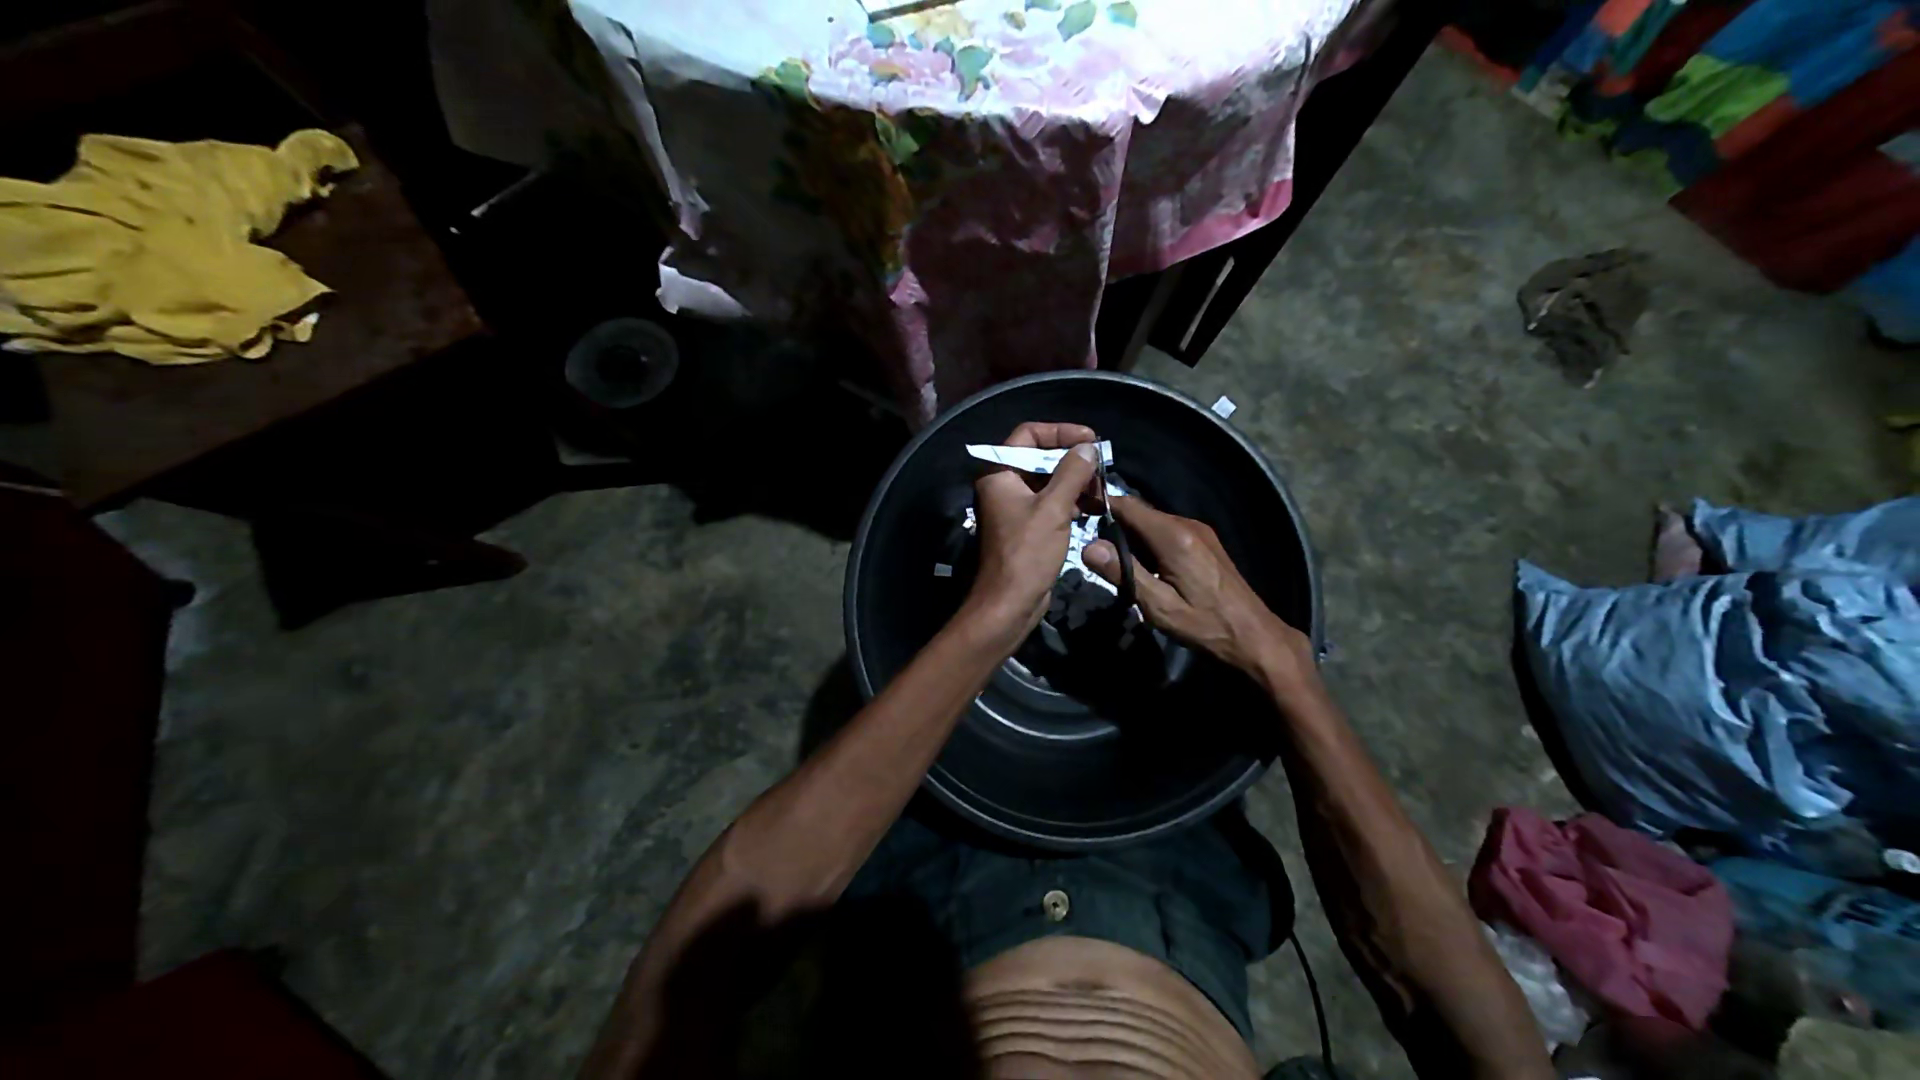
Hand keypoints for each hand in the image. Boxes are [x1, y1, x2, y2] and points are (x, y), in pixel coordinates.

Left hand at [966, 422, 1101, 642]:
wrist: (1009, 602)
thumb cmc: (1026, 552)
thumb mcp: (1054, 508)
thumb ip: (1072, 473)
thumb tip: (1088, 447)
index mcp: (999, 472)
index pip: (1028, 434)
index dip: (1060, 432)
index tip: (1090, 439)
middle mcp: (1002, 484)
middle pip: (1040, 457)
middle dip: (1072, 461)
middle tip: (1101, 469)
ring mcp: (1014, 506)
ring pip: (1048, 481)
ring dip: (1075, 482)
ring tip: (1101, 492)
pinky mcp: (1025, 526)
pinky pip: (1050, 502)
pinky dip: (1070, 501)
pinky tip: (1092, 509)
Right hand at [1083, 496, 1313, 678]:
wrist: (1255, 636)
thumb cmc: (1205, 624)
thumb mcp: (1158, 605)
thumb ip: (1123, 573)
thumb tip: (1089, 546)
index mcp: (1173, 536)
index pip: (1128, 505)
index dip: (1102, 505)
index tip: (1078, 513)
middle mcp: (1187, 525)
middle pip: (1140, 512)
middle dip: (1114, 525)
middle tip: (1090, 546)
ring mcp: (1199, 532)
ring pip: (1153, 522)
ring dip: (1131, 537)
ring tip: (1111, 561)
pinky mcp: (1205, 543)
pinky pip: (1167, 532)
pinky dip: (1148, 543)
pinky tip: (1141, 567)